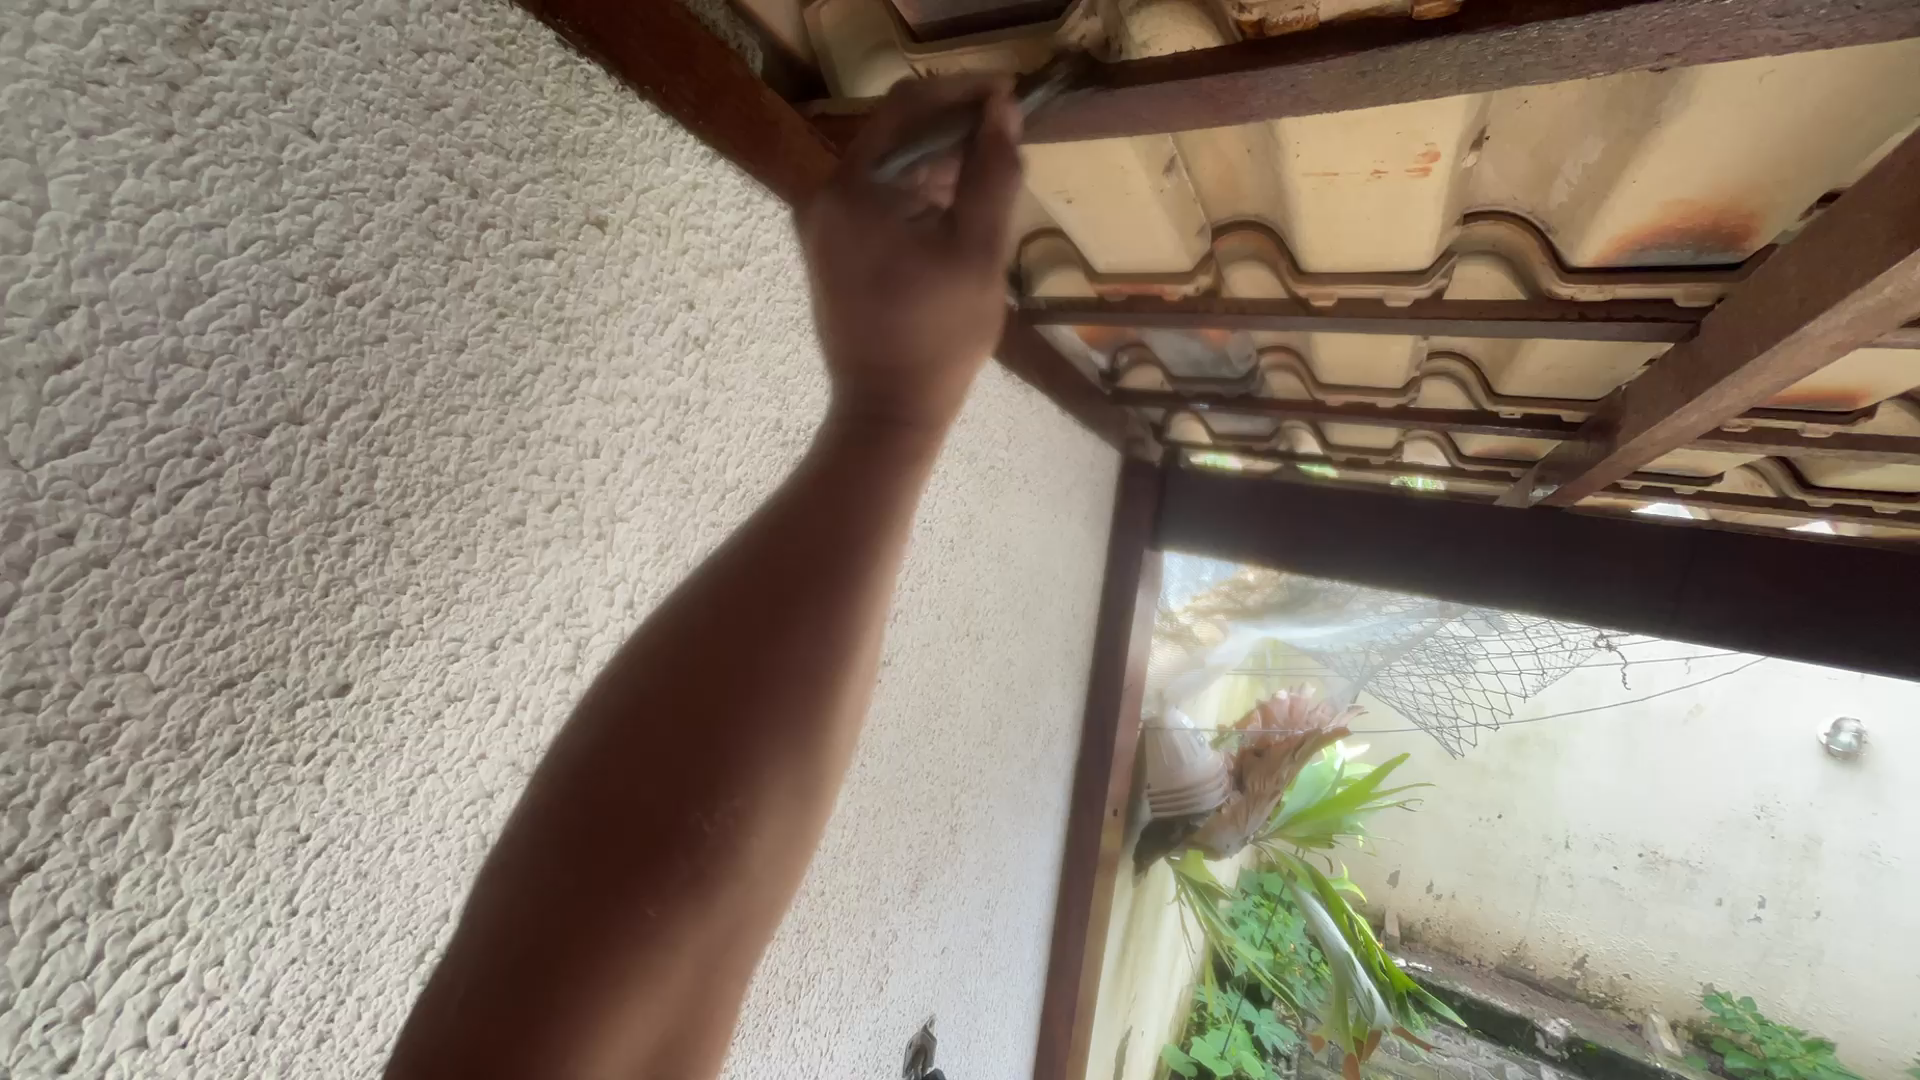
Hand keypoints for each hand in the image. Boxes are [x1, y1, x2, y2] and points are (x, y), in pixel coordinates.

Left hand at [797, 75, 1025, 436]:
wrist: (887, 412)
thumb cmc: (938, 341)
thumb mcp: (978, 254)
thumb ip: (993, 176)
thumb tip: (1005, 110)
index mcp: (853, 189)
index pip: (910, 106)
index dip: (964, 94)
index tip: (1011, 99)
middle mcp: (825, 198)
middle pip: (898, 139)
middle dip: (955, 138)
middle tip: (1007, 152)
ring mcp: (823, 228)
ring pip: (891, 174)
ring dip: (940, 173)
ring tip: (989, 192)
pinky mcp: (831, 253)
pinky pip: (879, 207)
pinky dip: (917, 204)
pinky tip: (955, 222)